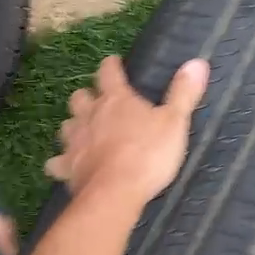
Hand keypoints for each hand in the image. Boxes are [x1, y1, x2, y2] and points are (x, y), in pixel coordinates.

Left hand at [45, 56, 208, 205]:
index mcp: (116, 100)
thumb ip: (183, 93)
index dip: (111, 65)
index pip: (108, 72)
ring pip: (66, 125)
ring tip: (82, 132)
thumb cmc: (148, 154)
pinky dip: (59, 163)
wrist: (116, 192)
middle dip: (87, 96)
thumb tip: (197, 62)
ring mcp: (75, 140)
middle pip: (79, 96)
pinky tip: (63, 166)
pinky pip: (56, 162)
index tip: (114, 63)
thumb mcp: (174, 122)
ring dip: (73, 125)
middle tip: (97, 102)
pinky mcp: (67, 166)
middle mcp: (90, 114)